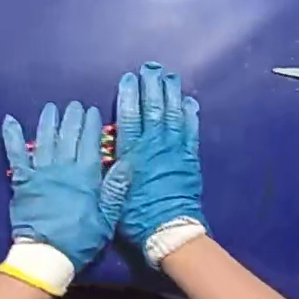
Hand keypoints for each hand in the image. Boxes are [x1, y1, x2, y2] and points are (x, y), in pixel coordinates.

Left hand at [3, 100, 130, 271]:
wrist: (46, 254)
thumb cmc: (80, 239)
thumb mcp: (107, 218)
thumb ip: (116, 189)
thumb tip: (128, 162)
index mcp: (85, 176)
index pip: (90, 143)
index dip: (91, 125)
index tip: (92, 111)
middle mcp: (63, 168)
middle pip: (68, 137)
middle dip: (72, 118)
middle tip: (74, 105)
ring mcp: (40, 173)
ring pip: (45, 140)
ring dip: (48, 122)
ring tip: (51, 108)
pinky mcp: (22, 181)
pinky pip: (16, 154)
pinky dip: (12, 136)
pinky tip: (10, 120)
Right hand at [114, 62, 205, 264]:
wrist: (168, 229)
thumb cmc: (135, 215)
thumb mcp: (113, 191)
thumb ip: (112, 166)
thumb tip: (107, 148)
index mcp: (132, 152)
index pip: (129, 116)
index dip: (129, 95)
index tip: (129, 79)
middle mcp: (154, 145)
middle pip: (152, 108)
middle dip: (151, 86)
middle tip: (150, 68)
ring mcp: (175, 150)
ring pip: (172, 114)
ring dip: (170, 93)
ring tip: (169, 76)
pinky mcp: (190, 158)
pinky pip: (191, 130)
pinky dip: (190, 114)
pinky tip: (188, 101)